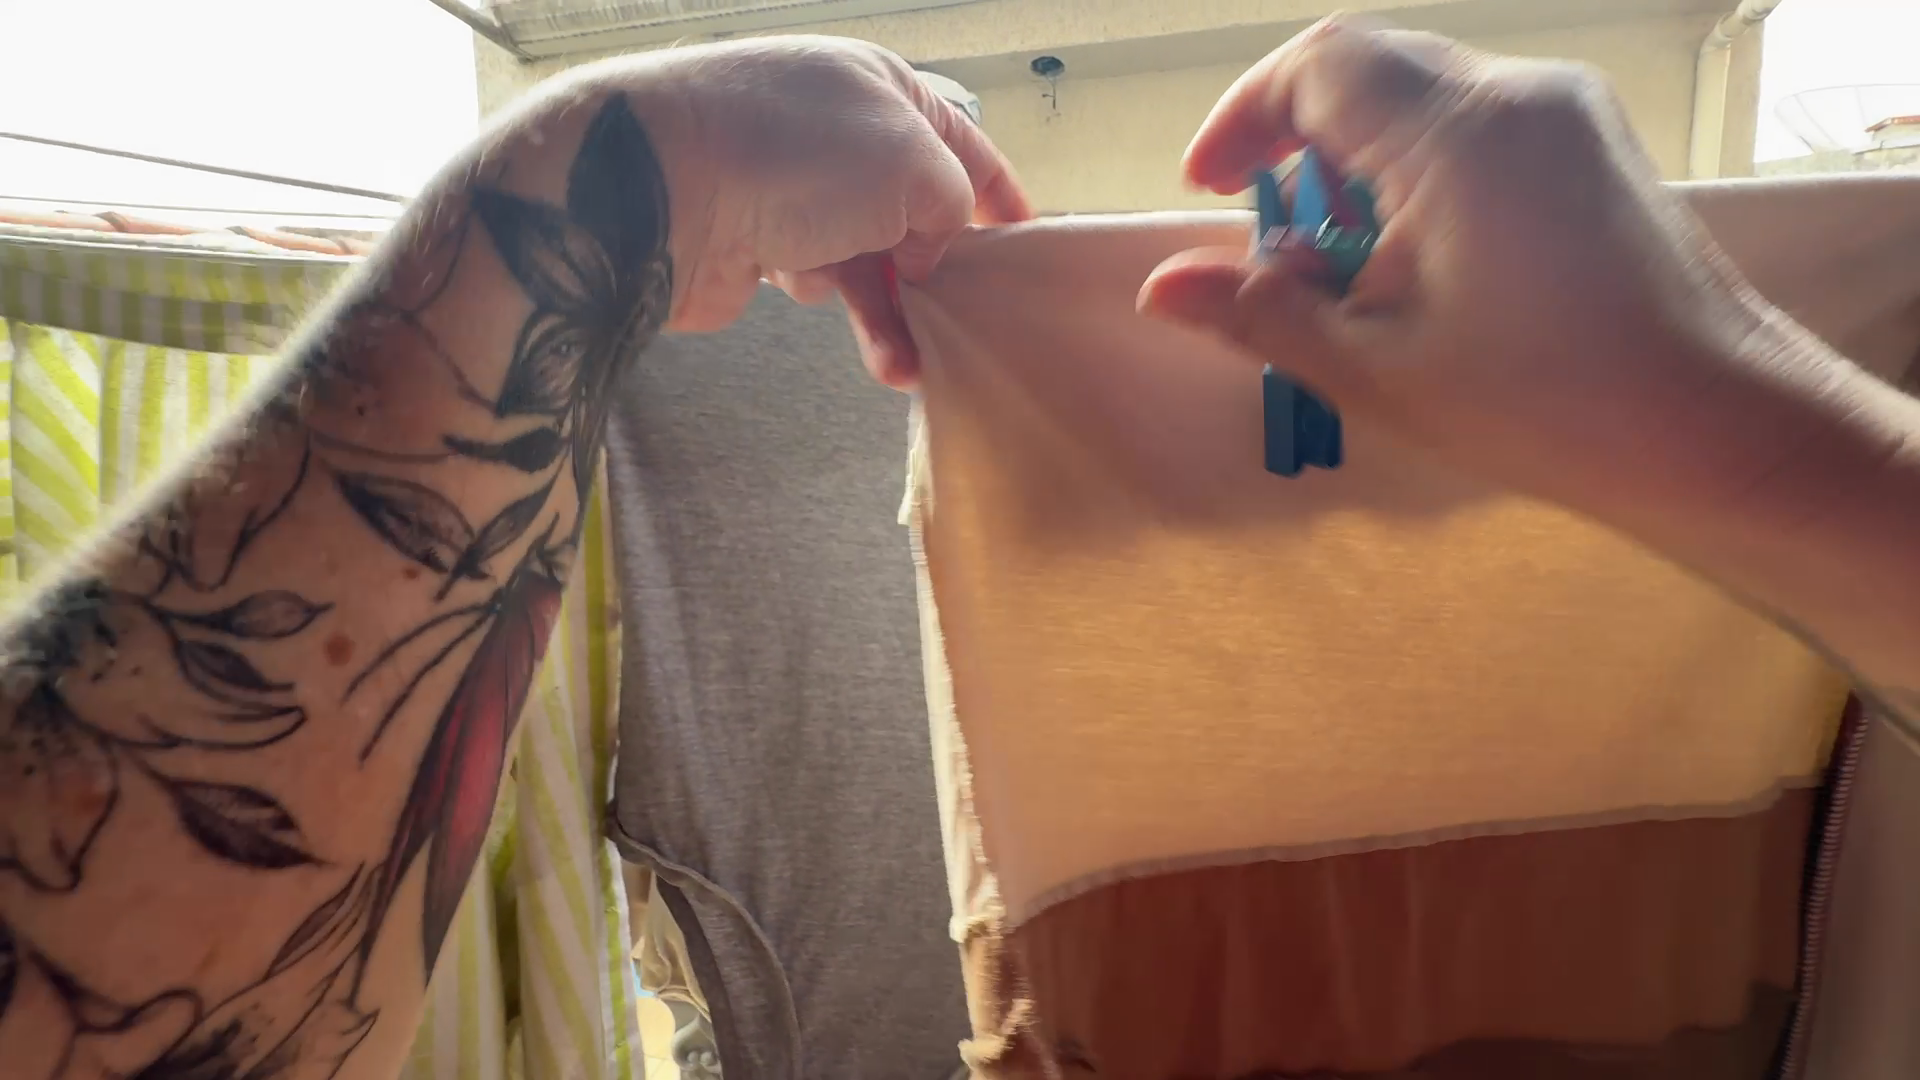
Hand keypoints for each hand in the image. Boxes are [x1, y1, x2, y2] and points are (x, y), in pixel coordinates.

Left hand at [625, 36, 1031, 386]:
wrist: (668, 187)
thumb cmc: (801, 157)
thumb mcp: (912, 165)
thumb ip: (950, 204)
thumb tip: (926, 247)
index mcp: (884, 91)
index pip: (964, 144)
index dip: (1001, 194)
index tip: (1027, 240)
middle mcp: (844, 134)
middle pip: (917, 214)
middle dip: (938, 272)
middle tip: (962, 323)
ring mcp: (802, 187)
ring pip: (872, 260)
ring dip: (889, 315)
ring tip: (904, 369)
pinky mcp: (767, 238)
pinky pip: (825, 279)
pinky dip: (834, 300)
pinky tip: (814, 294)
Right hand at [1138, 17, 1847, 514]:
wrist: (1711, 432)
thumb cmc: (1530, 405)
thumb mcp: (1366, 367)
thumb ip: (1256, 313)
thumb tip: (1156, 288)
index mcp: (1461, 138)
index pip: (1323, 64)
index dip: (1243, 116)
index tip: (1206, 191)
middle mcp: (1516, 97)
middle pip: (1365, 75)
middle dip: (1286, 147)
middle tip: (1256, 239)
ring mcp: (1559, 119)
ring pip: (1410, 106)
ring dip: (1339, 174)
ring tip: (1324, 270)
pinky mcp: (1577, 152)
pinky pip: (1458, 134)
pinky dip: (1394, 183)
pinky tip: (1392, 264)